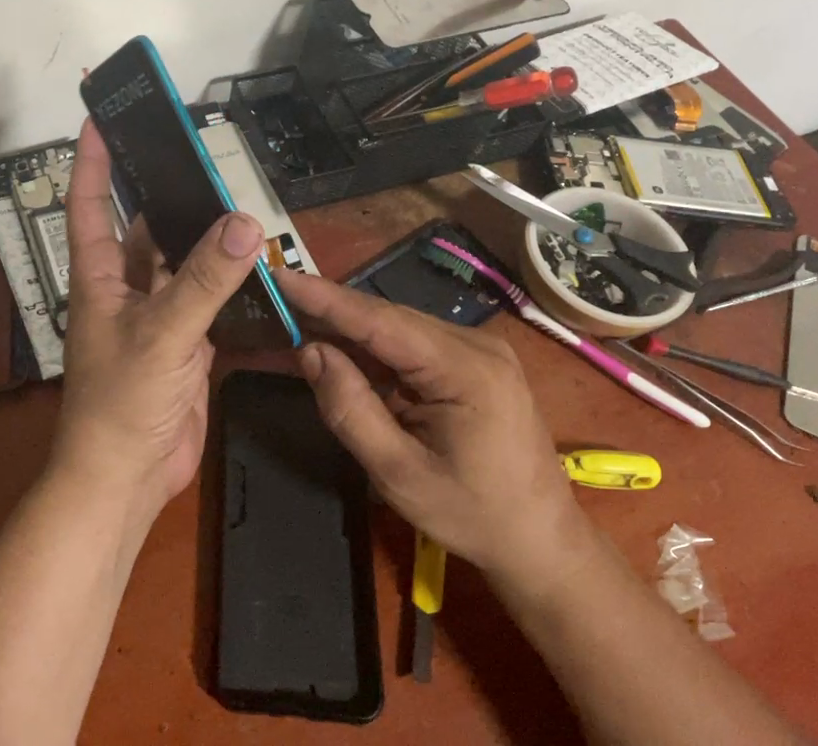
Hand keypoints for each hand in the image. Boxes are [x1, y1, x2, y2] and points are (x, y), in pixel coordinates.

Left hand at [53, 120, 263, 509]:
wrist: (126, 476)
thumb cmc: (121, 399)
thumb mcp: (163, 332)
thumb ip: (205, 279)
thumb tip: (246, 221)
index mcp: (99, 277)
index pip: (90, 205)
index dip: (91, 162)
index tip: (100, 119)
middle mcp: (126, 289)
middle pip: (146, 229)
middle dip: (169, 196)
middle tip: (204, 156)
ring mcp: (157, 317)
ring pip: (183, 265)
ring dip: (207, 241)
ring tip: (242, 201)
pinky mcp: (186, 346)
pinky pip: (210, 303)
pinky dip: (231, 286)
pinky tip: (260, 266)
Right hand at [273, 269, 590, 580]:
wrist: (541, 541)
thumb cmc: (471, 514)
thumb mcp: (399, 472)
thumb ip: (350, 408)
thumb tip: (310, 352)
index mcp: (465, 369)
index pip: (379, 320)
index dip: (325, 297)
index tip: (280, 275)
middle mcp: (477, 345)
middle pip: (388, 317)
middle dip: (331, 310)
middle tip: (277, 302)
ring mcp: (481, 351)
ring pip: (399, 328)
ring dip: (350, 329)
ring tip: (298, 323)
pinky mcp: (477, 364)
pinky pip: (414, 345)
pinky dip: (374, 348)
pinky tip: (343, 351)